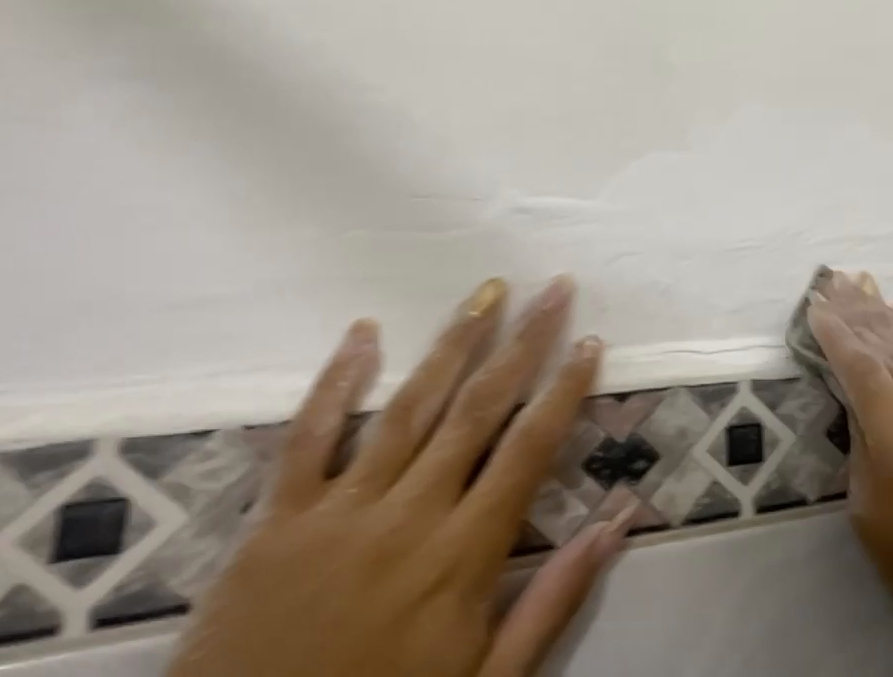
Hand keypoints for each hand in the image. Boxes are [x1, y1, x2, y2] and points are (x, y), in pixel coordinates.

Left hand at [167, 276, 628, 676]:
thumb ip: (552, 601)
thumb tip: (617, 525)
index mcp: (463, 556)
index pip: (529, 450)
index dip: (564, 391)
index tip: (590, 344)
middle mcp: (409, 515)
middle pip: (477, 411)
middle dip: (523, 344)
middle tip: (554, 289)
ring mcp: (339, 511)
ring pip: (408, 407)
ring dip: (453, 344)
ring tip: (488, 292)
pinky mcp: (276, 520)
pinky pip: (308, 437)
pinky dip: (336, 382)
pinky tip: (363, 334)